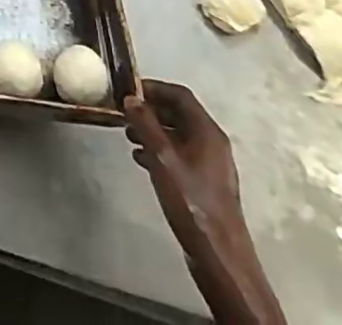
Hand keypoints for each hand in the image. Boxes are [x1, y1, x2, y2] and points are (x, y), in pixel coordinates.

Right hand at [126, 81, 284, 323]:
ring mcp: (210, 163)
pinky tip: (141, 158)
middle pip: (180, 113)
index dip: (154, 87)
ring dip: (153, 129)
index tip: (128, 88)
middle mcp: (212, 143)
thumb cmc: (190, 201)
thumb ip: (146, 126)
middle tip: (124, 111)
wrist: (218, 253)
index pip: (181, 95)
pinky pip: (179, 152)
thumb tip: (131, 98)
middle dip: (151, 109)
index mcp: (208, 133)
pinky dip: (159, 148)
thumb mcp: (162, 159)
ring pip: (178, 133)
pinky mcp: (204, 181)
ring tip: (128, 133)